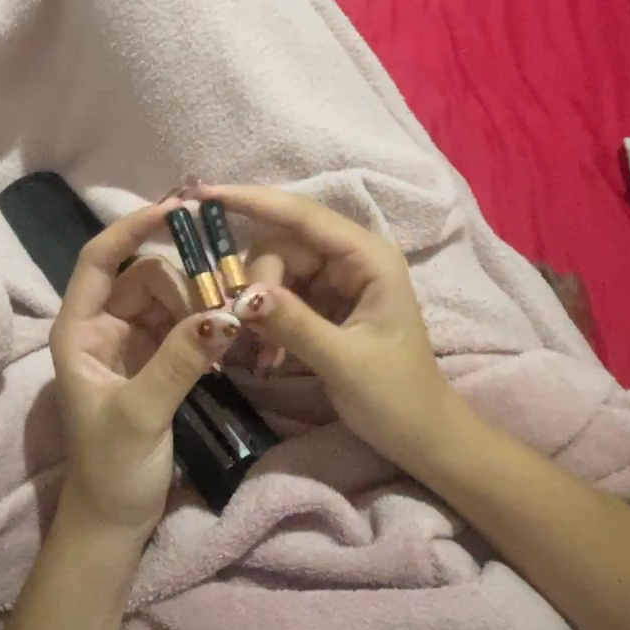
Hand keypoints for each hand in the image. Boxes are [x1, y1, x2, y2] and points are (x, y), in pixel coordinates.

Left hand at [49, 202, 242, 534]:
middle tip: (224, 309)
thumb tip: (223, 314)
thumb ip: (179, 362)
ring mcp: (129, 341)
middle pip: (145, 275)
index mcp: (78, 330)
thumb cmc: (112, 469)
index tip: (174, 208)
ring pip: (168, 297)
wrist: (115, 520)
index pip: (99, 260)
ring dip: (198, 306)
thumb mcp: (142, 415)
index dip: (131, 228)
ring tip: (224, 339)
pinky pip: (181, 322)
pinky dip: (201, 326)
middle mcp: (101, 326)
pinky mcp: (153, 358)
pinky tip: (221, 347)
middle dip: (184, 284)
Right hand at [191, 184, 461, 468]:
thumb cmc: (397, 398)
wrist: (423, 437)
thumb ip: (295, 325)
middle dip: (256, 282)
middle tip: (246, 329)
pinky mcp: (322, 300)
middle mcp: (350, 257)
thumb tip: (243, 297)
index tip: (205, 193)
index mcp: (369, 257)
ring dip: (258, 305)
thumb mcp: (344, 362)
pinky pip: (278, 293)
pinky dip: (266, 318)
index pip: (303, 216)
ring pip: (274, 269)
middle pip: (280, 245)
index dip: (254, 201)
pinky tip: (268, 353)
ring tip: (264, 353)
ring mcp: (335, 278)